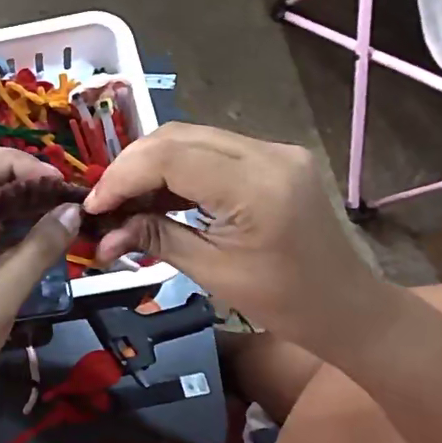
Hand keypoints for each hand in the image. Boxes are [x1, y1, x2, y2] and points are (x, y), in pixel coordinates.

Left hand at [0, 149, 80, 442]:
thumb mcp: (0, 292)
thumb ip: (39, 248)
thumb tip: (74, 211)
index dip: (11, 163)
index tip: (51, 179)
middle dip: (24, 184)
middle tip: (64, 195)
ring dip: (26, 210)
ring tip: (65, 213)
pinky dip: (22, 236)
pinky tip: (51, 238)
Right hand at [84, 123, 386, 361]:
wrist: (347, 306)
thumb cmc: (284, 303)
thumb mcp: (213, 274)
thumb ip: (158, 240)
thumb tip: (104, 236)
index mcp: (256, 187)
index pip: (171, 157)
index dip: (123, 176)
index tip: (94, 206)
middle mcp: (267, 154)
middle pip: (178, 137)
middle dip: (132, 166)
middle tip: (104, 203)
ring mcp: (274, 150)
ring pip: (192, 137)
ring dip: (152, 165)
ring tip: (126, 201)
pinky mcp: (274, 157)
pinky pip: (213, 150)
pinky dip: (178, 168)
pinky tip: (159, 194)